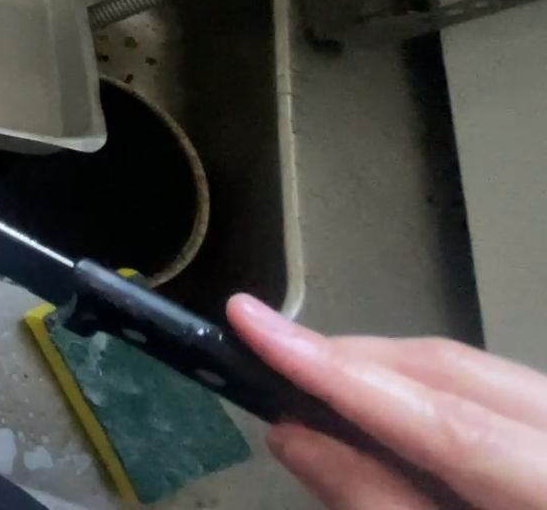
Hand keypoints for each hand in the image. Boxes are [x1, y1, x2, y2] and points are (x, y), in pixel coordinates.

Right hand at [228, 294, 546, 509]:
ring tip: (323, 388)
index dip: (337, 370)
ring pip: (483, 374)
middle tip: (272, 357)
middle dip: (358, 360)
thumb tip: (290, 433)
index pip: (450, 425)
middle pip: (465, 378)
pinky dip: (435, 395)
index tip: (245, 318)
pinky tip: (393, 414)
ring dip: (389, 373)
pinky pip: (506, 396)